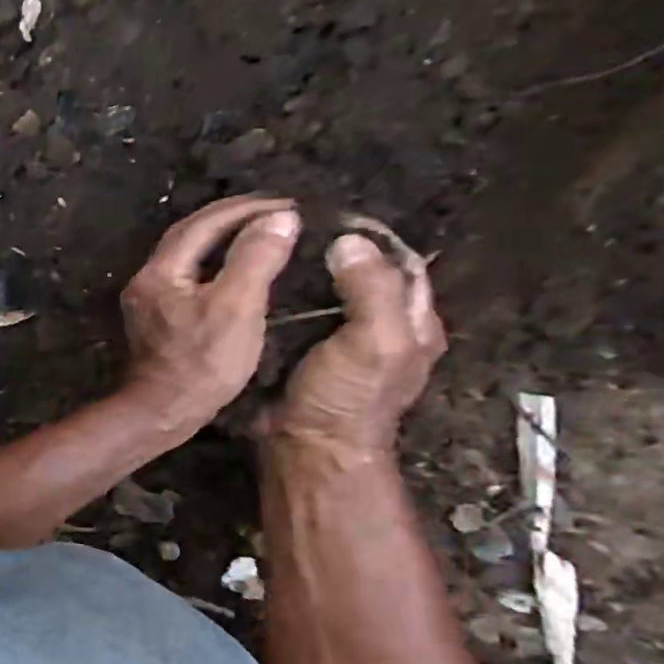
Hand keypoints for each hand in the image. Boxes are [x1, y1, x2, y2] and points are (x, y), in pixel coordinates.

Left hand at [122, 195, 300, 429]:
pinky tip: (237, 270)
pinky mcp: (155, 318)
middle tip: (276, 212)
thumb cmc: (202, 362)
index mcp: (160, 271)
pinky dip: (214, 264)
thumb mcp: (237, 306)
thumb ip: (255, 258)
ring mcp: (147, 300)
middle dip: (231, 218)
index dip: (247, 209)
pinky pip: (186, 276)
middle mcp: (146, 279)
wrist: (162, 410)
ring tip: (261, 233)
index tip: (290, 204)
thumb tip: (279, 218)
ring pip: (186, 255)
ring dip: (221, 240)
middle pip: (189, 235)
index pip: (204, 223)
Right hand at [264, 221, 445, 456]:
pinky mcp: (294, 351)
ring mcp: (331, 340)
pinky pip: (288, 315)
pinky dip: (275, 299)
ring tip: (266, 250)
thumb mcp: (376, 341)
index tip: (327, 218)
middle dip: (328, 252)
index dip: (372, 239)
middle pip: (356, 275)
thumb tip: (348, 241)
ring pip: (318, 294)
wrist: (301, 445)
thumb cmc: (347, 397)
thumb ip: (372, 290)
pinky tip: (254, 284)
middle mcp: (375, 326)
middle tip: (289, 230)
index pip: (400, 264)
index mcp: (410, 322)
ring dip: (297, 275)